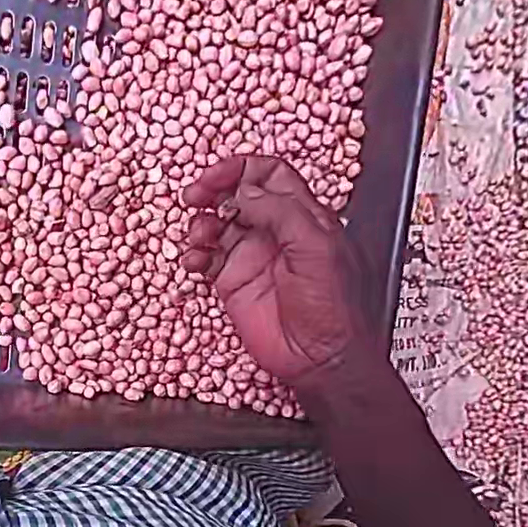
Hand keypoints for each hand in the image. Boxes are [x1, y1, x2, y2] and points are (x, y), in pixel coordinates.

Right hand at [178, 155, 368, 391]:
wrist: (320, 357)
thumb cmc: (334, 307)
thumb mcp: (316, 248)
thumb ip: (281, 213)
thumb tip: (245, 191)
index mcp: (301, 216)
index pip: (269, 176)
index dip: (241, 169)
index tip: (215, 175)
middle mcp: (273, 232)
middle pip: (236, 195)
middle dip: (212, 190)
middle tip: (194, 196)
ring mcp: (251, 256)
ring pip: (217, 224)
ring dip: (201, 224)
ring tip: (198, 237)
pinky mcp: (232, 281)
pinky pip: (207, 258)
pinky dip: (194, 255)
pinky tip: (195, 261)